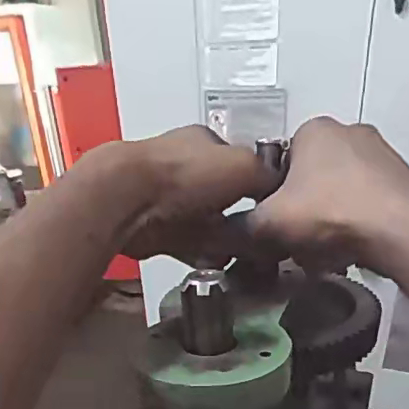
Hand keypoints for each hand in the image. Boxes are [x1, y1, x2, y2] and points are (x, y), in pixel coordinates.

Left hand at [114, 126, 279, 260]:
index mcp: (206, 144)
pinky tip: (217, 263)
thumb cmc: (186, 174)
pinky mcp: (159, 230)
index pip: (242, 164)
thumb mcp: (243, 165)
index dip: (260, 186)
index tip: (273, 208)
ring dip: (225, 241)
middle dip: (242, 218)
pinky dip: (203, 255)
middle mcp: (188, 169)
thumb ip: (267, 175)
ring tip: (243, 257)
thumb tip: (279, 191)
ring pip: (209, 225)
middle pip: (226, 198)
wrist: (130, 200)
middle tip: (259, 239)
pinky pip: (190, 246)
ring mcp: (171, 200)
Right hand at [245, 117, 408, 273]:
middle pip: (309, 181)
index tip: (273, 226)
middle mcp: (349, 131)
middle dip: (301, 215)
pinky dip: (354, 228)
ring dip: (326, 225)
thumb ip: (243, 224)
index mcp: (313, 128)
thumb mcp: (270, 222)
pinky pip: (366, 206)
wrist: (401, 231)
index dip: (270, 199)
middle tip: (297, 245)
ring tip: (325, 254)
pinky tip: (352, 251)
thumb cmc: (330, 213)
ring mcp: (381, 155)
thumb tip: (225, 232)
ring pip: (338, 196)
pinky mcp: (403, 182)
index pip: (277, 162)